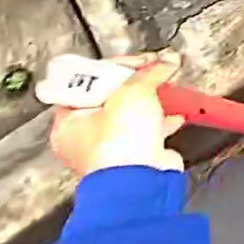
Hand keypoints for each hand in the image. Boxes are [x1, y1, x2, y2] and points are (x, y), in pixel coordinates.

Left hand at [50, 52, 187, 175]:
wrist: (142, 182)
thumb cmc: (121, 144)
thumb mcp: (134, 91)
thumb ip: (150, 71)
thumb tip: (165, 60)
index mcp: (69, 121)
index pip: (87, 82)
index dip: (112, 67)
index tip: (134, 60)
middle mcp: (85, 138)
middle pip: (110, 97)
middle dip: (135, 82)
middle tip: (150, 69)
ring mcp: (110, 150)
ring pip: (130, 115)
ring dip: (150, 100)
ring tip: (165, 86)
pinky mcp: (133, 159)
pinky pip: (146, 132)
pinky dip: (161, 120)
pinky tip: (175, 112)